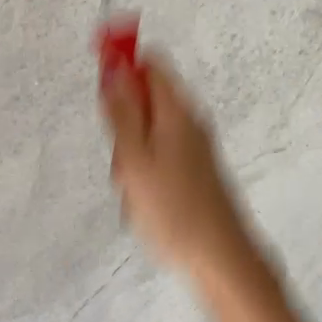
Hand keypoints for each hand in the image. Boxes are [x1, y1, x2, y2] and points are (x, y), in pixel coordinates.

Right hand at [99, 53, 256, 278]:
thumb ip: (122, 110)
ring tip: (133, 191)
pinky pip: (157, 160)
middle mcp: (189, 123)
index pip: (149, 63)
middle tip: (121, 159)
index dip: (122, 67)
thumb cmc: (173, 209)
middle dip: (122, 125)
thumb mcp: (134, 158)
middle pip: (145, 101)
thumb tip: (114, 64)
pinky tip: (146, 205)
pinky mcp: (194, 173)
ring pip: (147, 136)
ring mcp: (193, 149)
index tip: (102, 92)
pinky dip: (144, 177)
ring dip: (130, 158)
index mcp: (176, 111)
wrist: (219, 258)